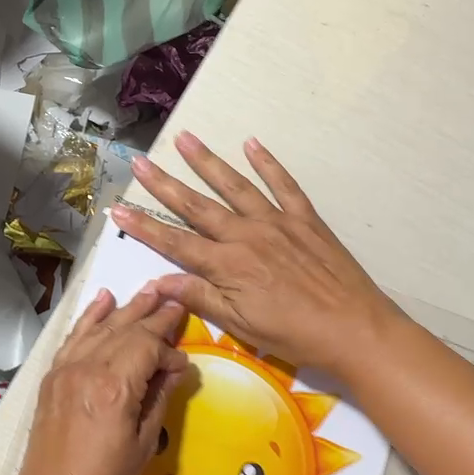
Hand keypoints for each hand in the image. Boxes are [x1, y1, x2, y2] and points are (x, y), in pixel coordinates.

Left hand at [10, 286, 189, 474]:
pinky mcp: (52, 375)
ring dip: (124, 309)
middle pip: (123, 330)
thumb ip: (158, 399)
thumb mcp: (143, 444)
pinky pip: (74, 336)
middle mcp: (86, 368)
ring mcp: (65, 368)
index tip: (184, 362)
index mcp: (112, 387)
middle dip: (151, 315)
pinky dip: (90, 317)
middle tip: (174, 299)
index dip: (168, 349)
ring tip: (148, 291)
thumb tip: (176, 370)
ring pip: (99, 328)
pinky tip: (103, 300)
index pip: (146, 347)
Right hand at [111, 132, 414, 377]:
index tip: (116, 208)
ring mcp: (276, 223)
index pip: (174, 242)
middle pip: (196, 205)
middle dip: (163, 183)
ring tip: (184, 138)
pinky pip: (284, 185)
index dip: (142, 226)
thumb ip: (199, 298)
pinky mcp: (305, 220)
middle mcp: (245, 236)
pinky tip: (251, 143)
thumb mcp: (240, 326)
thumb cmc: (294, 335)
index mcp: (227, 265)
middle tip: (138, 161)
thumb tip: (157, 282)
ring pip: (234, 186)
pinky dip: (267, 163)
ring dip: (207, 161)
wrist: (357, 330)